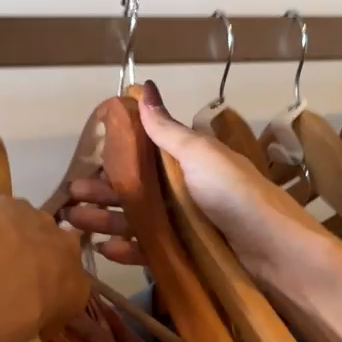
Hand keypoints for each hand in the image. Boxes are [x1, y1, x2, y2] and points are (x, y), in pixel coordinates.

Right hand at [62, 81, 326, 279]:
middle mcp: (182, 191)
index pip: (142, 157)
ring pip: (135, 220)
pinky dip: (126, 249)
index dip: (113, 159)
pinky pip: (148, 250)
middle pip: (133, 190)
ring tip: (74, 222)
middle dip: (100, 192)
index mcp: (186, 163)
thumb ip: (165, 128)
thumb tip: (143, 85)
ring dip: (104, 220)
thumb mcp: (198, 154)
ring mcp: (182, 226)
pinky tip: (105, 250)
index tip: (84, 161)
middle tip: (69, 198)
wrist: (272, 252)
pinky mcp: (185, 256)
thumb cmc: (233, 194)